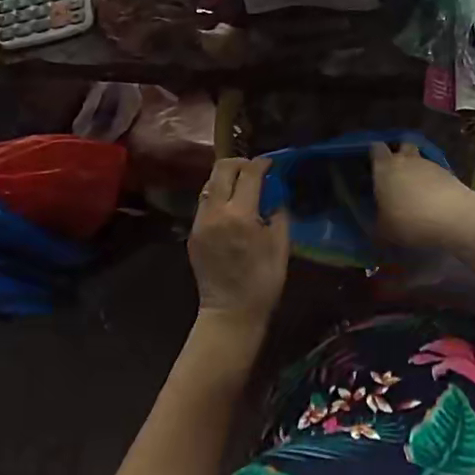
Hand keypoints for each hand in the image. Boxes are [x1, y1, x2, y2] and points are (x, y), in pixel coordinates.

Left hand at [189, 157, 289, 323]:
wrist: (230, 312)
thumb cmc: (263, 282)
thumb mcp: (281, 246)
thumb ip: (279, 214)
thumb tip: (276, 195)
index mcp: (240, 215)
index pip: (249, 174)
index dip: (261, 163)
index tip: (270, 163)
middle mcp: (215, 213)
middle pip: (221, 169)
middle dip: (239, 163)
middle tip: (254, 169)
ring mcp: (199, 222)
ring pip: (208, 185)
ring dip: (225, 179)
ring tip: (242, 188)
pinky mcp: (192, 233)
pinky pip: (204, 204)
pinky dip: (217, 198)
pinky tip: (231, 209)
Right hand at [370, 141, 474, 250]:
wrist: (453, 218)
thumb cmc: (408, 220)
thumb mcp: (385, 231)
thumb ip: (379, 224)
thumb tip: (378, 226)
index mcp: (384, 168)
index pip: (376, 149)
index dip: (375, 154)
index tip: (373, 164)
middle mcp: (406, 160)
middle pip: (402, 146)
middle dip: (399, 154)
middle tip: (395, 172)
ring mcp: (430, 165)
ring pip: (420, 160)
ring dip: (417, 170)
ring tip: (416, 190)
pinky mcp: (449, 174)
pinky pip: (436, 173)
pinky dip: (433, 182)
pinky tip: (432, 198)